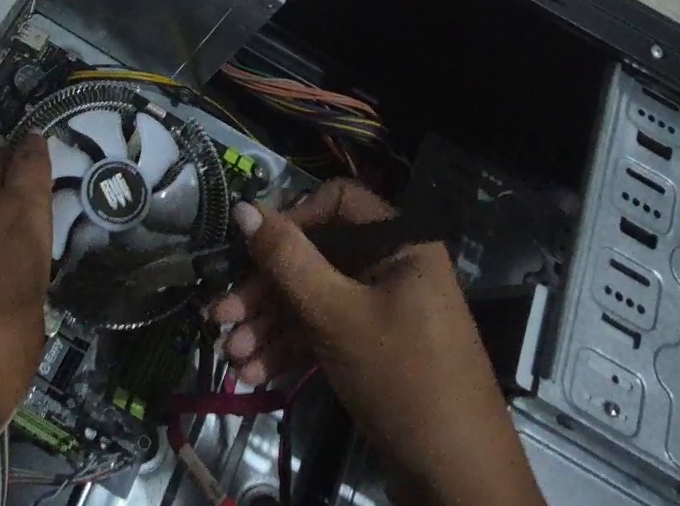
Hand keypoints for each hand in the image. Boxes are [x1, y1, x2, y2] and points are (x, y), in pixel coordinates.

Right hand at [211, 180, 543, 505]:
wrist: (458, 482)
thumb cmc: (402, 379)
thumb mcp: (336, 315)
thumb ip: (286, 259)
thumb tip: (243, 207)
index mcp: (400, 244)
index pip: (336, 202)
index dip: (293, 220)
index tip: (255, 251)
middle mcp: (392, 267)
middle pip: (315, 256)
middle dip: (265, 290)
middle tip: (222, 317)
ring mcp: (383, 310)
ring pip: (313, 297)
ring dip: (269, 325)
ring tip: (231, 355)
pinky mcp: (372, 347)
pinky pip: (324, 330)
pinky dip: (290, 347)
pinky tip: (255, 373)